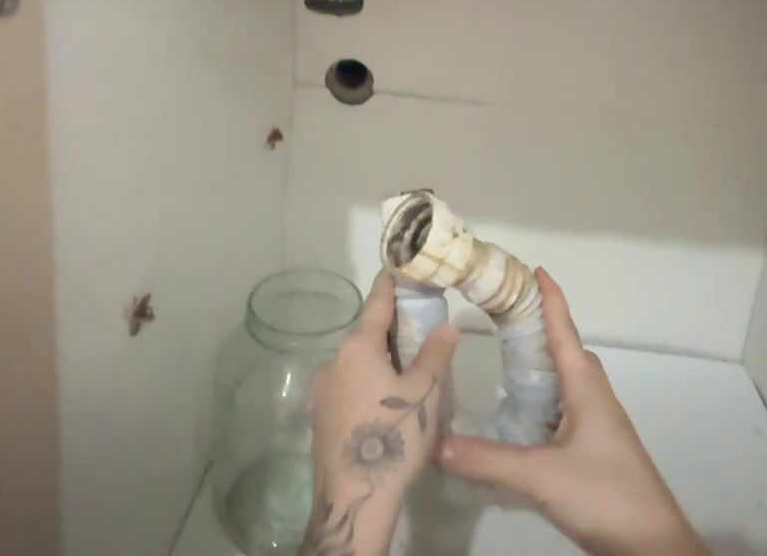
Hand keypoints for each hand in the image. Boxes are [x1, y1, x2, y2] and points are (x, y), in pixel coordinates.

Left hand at [303, 271, 460, 554]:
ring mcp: (322, 390)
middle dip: (392, 329)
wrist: (353, 499)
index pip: (377, 302)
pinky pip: (347, 387)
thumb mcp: (426, 392)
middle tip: (420, 331)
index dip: (391, 283)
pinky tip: (386, 405)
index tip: (400, 267)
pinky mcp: (319, 417)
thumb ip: (436, 354)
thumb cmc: (393, 437)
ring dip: (379, 361)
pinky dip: (367, 384)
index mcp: (358, 346)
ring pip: (356, 363)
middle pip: (366, 334)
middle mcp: (334, 360)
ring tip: (409, 374)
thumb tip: (448, 325)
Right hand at [436, 269, 708, 555]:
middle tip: (505, 316)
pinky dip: (546, 396)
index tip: (535, 269)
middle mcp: (594, 396)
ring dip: (545, 363)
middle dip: (542, 328)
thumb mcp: (539, 475)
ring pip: (570, 380)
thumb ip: (486, 459)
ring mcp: (600, 424)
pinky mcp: (599, 448)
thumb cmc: (603, 492)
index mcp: (585, 386)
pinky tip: (524, 415)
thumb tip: (435, 441)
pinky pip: (568, 406)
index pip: (564, 329)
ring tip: (508, 359)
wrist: (653, 546)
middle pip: (568, 350)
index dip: (550, 298)